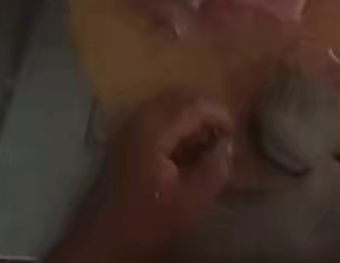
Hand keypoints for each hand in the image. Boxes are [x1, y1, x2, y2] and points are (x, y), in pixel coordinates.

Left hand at [52, 92, 233, 262]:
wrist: (105, 241)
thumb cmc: (147, 222)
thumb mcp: (188, 202)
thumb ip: (213, 170)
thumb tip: (229, 144)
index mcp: (153, 128)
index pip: (191, 105)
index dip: (217, 112)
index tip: (234, 130)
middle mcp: (139, 116)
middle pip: (179, 98)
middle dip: (204, 111)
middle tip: (223, 134)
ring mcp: (130, 123)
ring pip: (168, 104)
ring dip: (190, 116)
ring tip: (208, 140)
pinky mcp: (126, 134)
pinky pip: (157, 115)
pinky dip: (176, 123)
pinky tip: (186, 146)